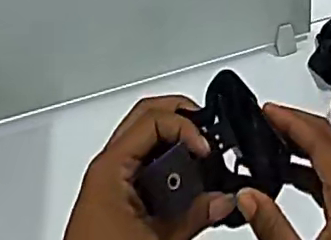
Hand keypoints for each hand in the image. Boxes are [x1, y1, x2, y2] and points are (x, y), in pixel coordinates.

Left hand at [65, 96, 235, 239]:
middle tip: (205, 132)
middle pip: (146, 115)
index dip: (184, 125)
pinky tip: (183, 179)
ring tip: (198, 155)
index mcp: (110, 168)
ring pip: (143, 135)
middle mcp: (106, 166)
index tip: (205, 149)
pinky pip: (142, 160)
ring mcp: (108, 180)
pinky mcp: (113, 196)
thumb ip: (194, 216)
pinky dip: (166, 158)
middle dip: (180, 116)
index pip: (152, 118)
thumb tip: (223, 198)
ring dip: (173, 136)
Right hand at [236, 104, 330, 239]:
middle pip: (327, 143)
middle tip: (266, 117)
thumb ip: (271, 227)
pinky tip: (283, 174)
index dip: (292, 120)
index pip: (320, 140)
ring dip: (299, 145)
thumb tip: (245, 194)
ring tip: (269, 138)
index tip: (267, 110)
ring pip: (327, 160)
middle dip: (295, 125)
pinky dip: (303, 168)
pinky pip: (325, 180)